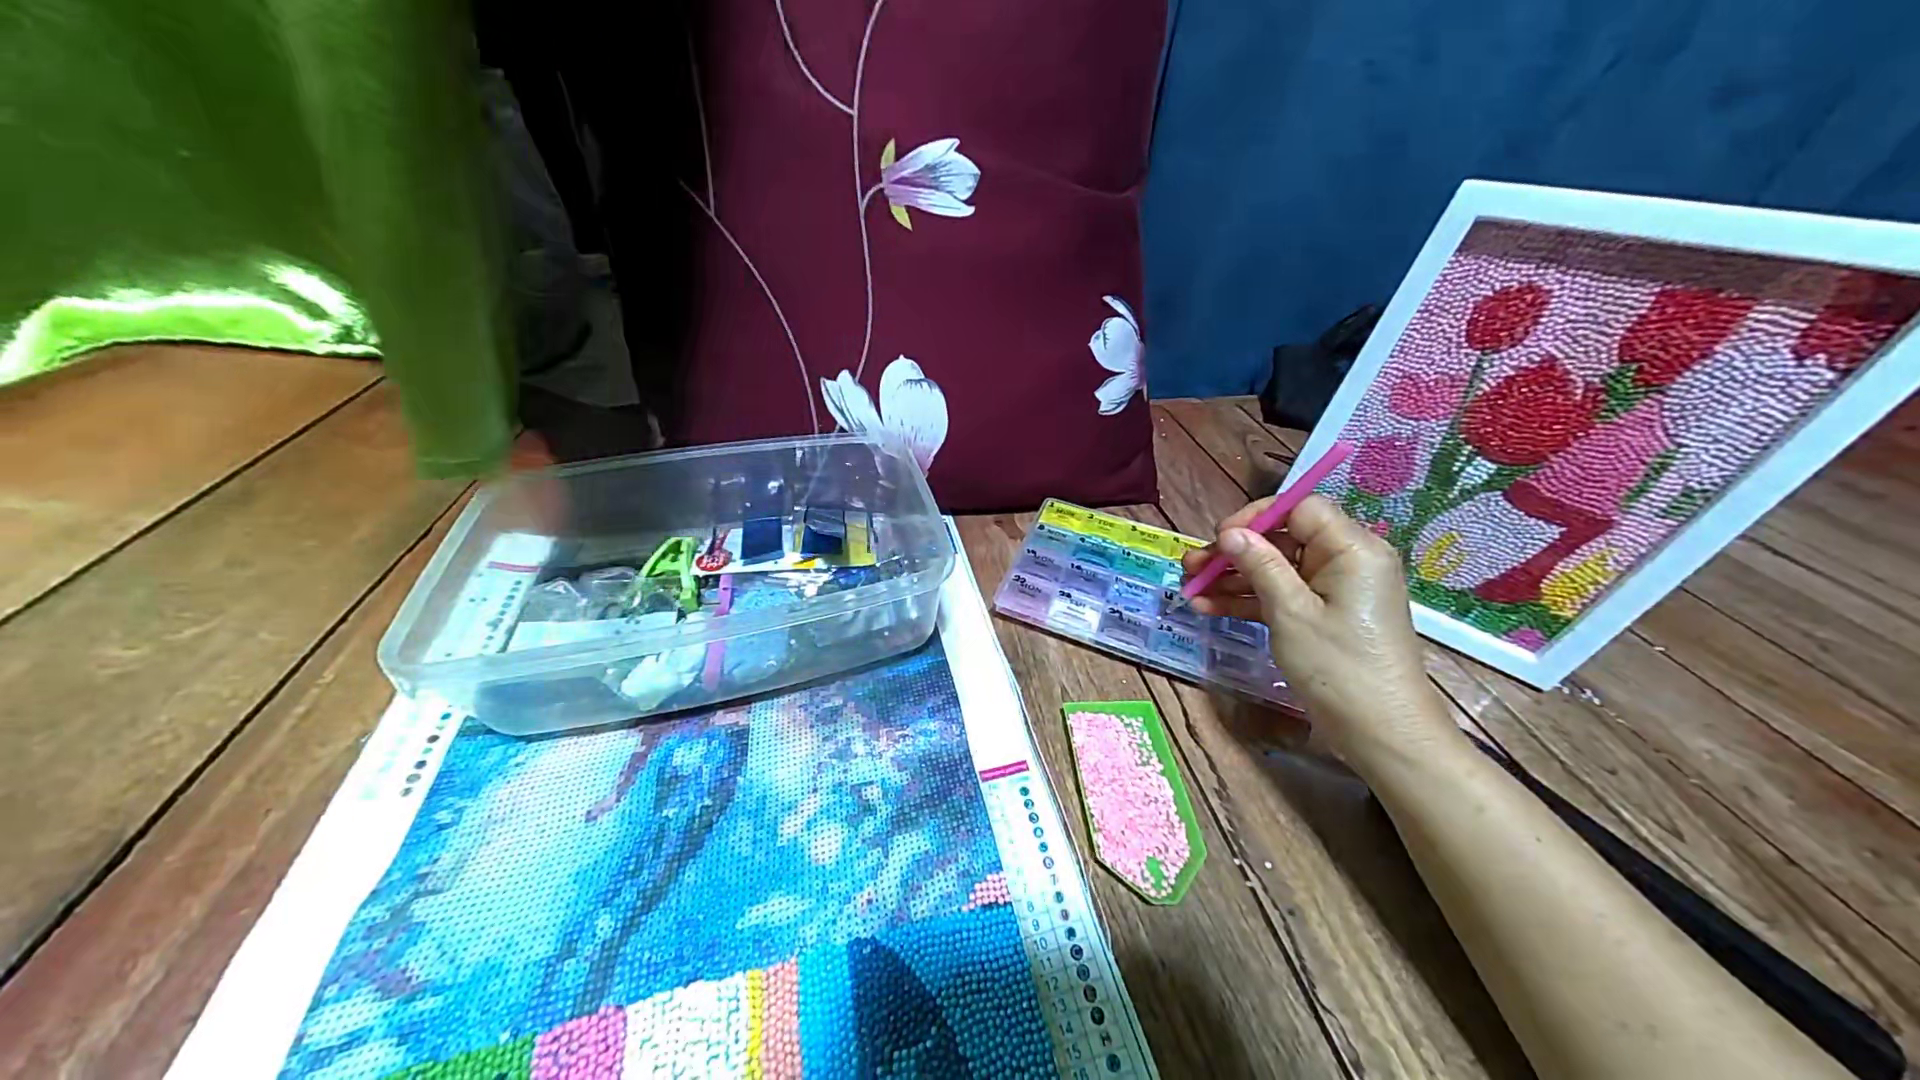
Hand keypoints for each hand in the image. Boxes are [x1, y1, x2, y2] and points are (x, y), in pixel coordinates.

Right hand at [1181, 495, 1458, 774]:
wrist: (1382, 734)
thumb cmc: (1339, 667)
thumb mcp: (1291, 613)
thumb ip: (1260, 566)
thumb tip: (1231, 533)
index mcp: (1352, 549)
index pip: (1300, 509)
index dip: (1256, 517)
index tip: (1220, 539)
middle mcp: (1347, 561)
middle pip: (1283, 540)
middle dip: (1235, 553)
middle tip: (1191, 567)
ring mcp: (1336, 590)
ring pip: (1277, 570)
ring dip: (1233, 579)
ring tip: (1190, 590)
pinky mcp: (1326, 615)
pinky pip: (1283, 595)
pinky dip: (1250, 600)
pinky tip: (1209, 608)